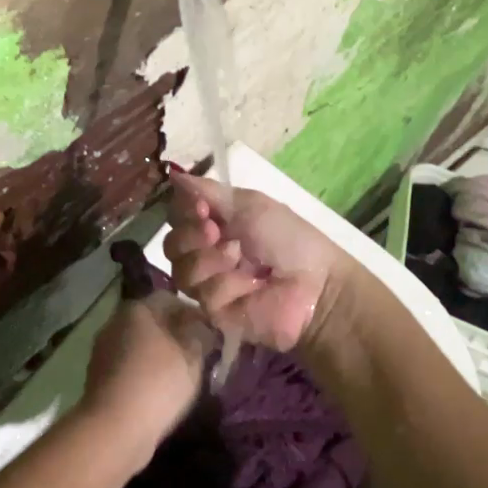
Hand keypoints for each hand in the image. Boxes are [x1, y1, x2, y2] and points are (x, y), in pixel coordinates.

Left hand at [79, 293, 213, 465]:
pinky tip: (159, 391)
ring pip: (139, 343)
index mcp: (136, 309)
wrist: (114, 428)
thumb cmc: (157, 384)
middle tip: (198, 354)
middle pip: (152, 320)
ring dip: (159, 354)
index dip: (192, 313)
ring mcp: (104, 348)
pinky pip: (129, 365)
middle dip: (175, 333)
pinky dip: (144, 372)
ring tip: (181, 375)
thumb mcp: (191, 357)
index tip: (209, 332)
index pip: (169, 299)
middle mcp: (115, 321)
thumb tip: (201, 324)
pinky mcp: (99, 375)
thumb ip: (200, 334)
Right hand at [164, 171, 349, 351]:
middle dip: (190, 234)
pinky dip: (227, 284)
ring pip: (181, 269)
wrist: (315, 285)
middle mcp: (206, 253)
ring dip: (210, 259)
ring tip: (238, 257)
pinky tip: (250, 285)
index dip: (182, 210)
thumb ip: (209, 191)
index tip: (202, 207)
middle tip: (215, 232)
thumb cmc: (288, 238)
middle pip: (172, 243)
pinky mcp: (214, 312)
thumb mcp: (250, 205)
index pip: (177, 215)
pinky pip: (202, 294)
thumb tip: (174, 175)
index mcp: (214, 224)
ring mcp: (208, 284)